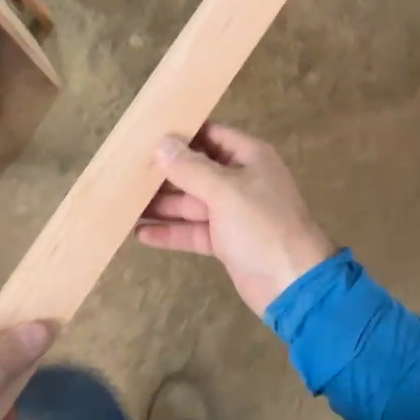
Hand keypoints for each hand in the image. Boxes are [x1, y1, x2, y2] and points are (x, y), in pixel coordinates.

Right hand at [138, 124, 335, 314]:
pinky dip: (170, 232)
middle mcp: (240, 180)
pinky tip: (141, 233)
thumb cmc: (262, 226)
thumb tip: (162, 144)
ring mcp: (232, 213)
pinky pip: (192, 231)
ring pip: (190, 202)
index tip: (145, 134)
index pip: (210, 135)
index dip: (180, 134)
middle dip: (164, 172)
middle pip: (195, 169)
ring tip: (125, 202)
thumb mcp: (225, 191)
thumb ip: (191, 168)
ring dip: (161, 204)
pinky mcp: (225, 242)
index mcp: (248, 158)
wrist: (294, 285)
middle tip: (126, 170)